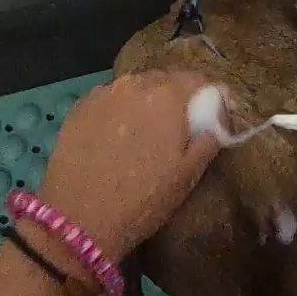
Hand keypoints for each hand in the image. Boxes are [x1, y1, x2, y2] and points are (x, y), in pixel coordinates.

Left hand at [32, 71, 219, 260]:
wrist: (80, 215)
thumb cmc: (143, 198)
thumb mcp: (188, 175)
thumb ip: (208, 140)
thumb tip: (216, 121)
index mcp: (166, 96)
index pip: (196, 80)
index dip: (209, 95)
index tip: (214, 114)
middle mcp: (134, 84)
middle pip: (163, 81)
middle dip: (176, 98)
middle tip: (179, 127)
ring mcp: (103, 92)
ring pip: (134, 89)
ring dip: (145, 103)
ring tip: (145, 133)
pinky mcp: (80, 105)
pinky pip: (109, 99)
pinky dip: (118, 110)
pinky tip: (115, 137)